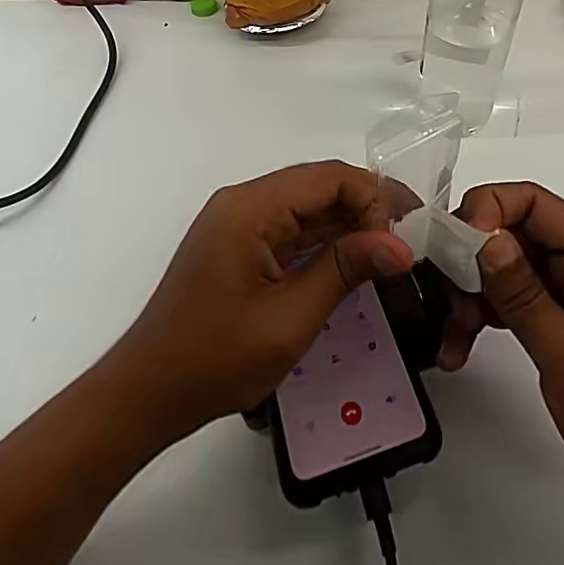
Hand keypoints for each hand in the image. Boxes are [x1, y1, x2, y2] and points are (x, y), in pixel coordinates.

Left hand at [97, 161, 413, 442]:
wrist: (152, 387)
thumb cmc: (216, 358)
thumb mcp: (290, 319)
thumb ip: (345, 271)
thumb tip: (400, 244)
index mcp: (250, 209)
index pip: (328, 177)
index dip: (374, 198)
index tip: (402, 240)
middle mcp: (241, 202)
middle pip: (317, 185)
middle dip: (367, 206)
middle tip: (411, 239)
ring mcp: (237, 222)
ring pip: (306, 206)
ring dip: (348, 223)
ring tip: (392, 250)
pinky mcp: (237, 243)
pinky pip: (289, 228)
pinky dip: (323, 240)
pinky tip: (354, 260)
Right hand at [454, 182, 563, 521]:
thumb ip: (526, 299)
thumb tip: (487, 241)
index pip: (535, 203)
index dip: (488, 210)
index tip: (457, 247)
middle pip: (511, 231)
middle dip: (470, 259)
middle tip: (449, 297)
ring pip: (501, 266)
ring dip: (469, 294)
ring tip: (455, 334)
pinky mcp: (558, 318)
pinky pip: (506, 298)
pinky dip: (478, 316)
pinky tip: (461, 344)